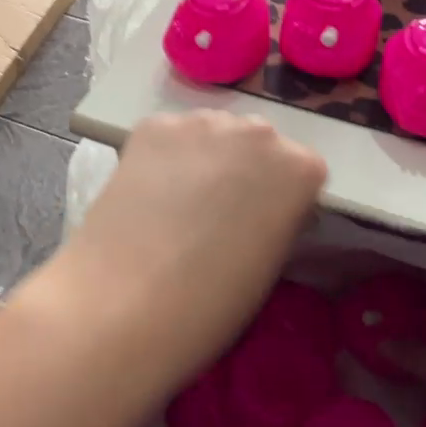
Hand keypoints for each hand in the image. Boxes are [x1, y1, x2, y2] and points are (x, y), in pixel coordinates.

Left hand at [63, 111, 327, 367]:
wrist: (124, 304)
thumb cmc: (211, 303)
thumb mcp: (270, 263)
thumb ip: (279, 218)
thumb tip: (261, 208)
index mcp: (301, 168)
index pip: (302, 171)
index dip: (282, 199)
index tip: (262, 226)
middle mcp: (259, 131)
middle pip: (258, 144)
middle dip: (244, 170)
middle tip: (217, 214)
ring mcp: (203, 122)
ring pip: (213, 133)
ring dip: (205, 157)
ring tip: (178, 203)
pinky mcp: (153, 124)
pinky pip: (170, 136)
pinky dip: (163, 156)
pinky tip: (147, 192)